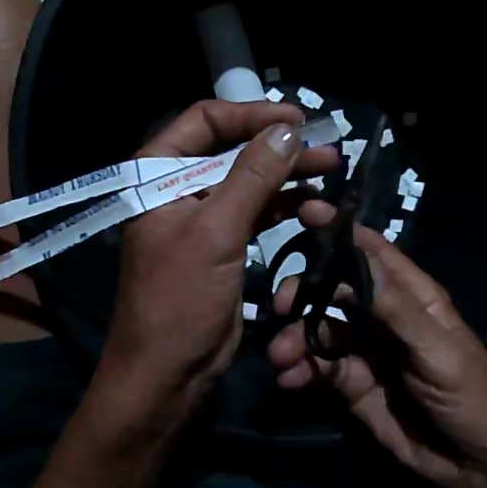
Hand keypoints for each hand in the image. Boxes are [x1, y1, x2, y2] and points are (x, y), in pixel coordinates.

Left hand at [97, 100, 339, 436]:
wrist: (166, 372)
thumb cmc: (179, 300)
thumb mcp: (215, 233)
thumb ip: (251, 177)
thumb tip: (288, 130)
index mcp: (155, 176)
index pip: (204, 122)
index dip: (251, 115)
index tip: (297, 121)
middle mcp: (174, 189)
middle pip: (230, 150)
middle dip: (277, 146)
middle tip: (328, 147)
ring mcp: (199, 218)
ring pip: (247, 181)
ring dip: (286, 174)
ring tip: (331, 169)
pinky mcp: (221, 246)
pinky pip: (254, 212)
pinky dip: (282, 204)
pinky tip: (313, 201)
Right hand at [267, 213, 486, 487]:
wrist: (473, 471)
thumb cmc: (472, 399)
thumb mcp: (439, 352)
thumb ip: (393, 310)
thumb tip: (351, 265)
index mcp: (411, 297)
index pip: (371, 253)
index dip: (340, 232)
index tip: (305, 213)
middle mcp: (381, 316)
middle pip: (333, 289)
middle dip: (303, 292)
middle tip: (280, 306)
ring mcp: (363, 348)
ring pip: (317, 329)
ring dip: (295, 339)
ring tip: (280, 358)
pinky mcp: (349, 382)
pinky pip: (315, 367)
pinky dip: (298, 370)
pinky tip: (288, 380)